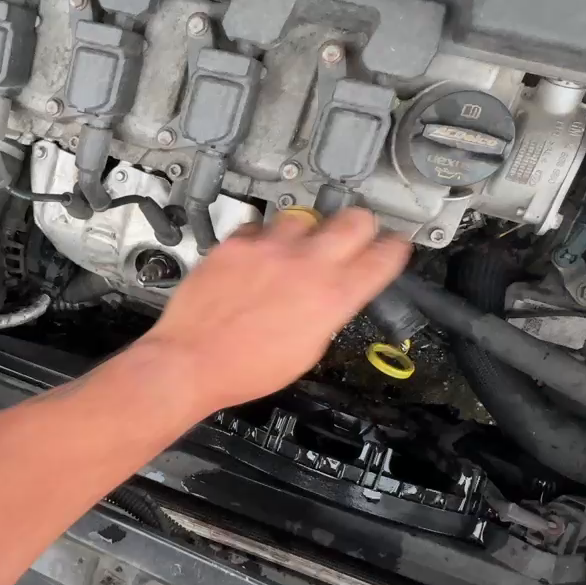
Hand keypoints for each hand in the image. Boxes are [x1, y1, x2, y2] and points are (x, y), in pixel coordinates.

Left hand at [134, 208, 409, 413]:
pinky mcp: (235, 243)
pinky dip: (263, 238)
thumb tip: (334, 296)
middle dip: (360, 226)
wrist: (191, 361)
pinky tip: (258, 255)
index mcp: (333, 296)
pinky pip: (259, 226)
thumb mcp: (307, 350)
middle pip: (355, 220)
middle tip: (354, 235)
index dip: (394, 249)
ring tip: (295, 248)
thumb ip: (328, 312)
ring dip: (306, 231)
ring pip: (305, 216)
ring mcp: (269, 249)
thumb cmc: (243, 368)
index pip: (386, 255)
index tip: (393, 246)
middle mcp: (305, 264)